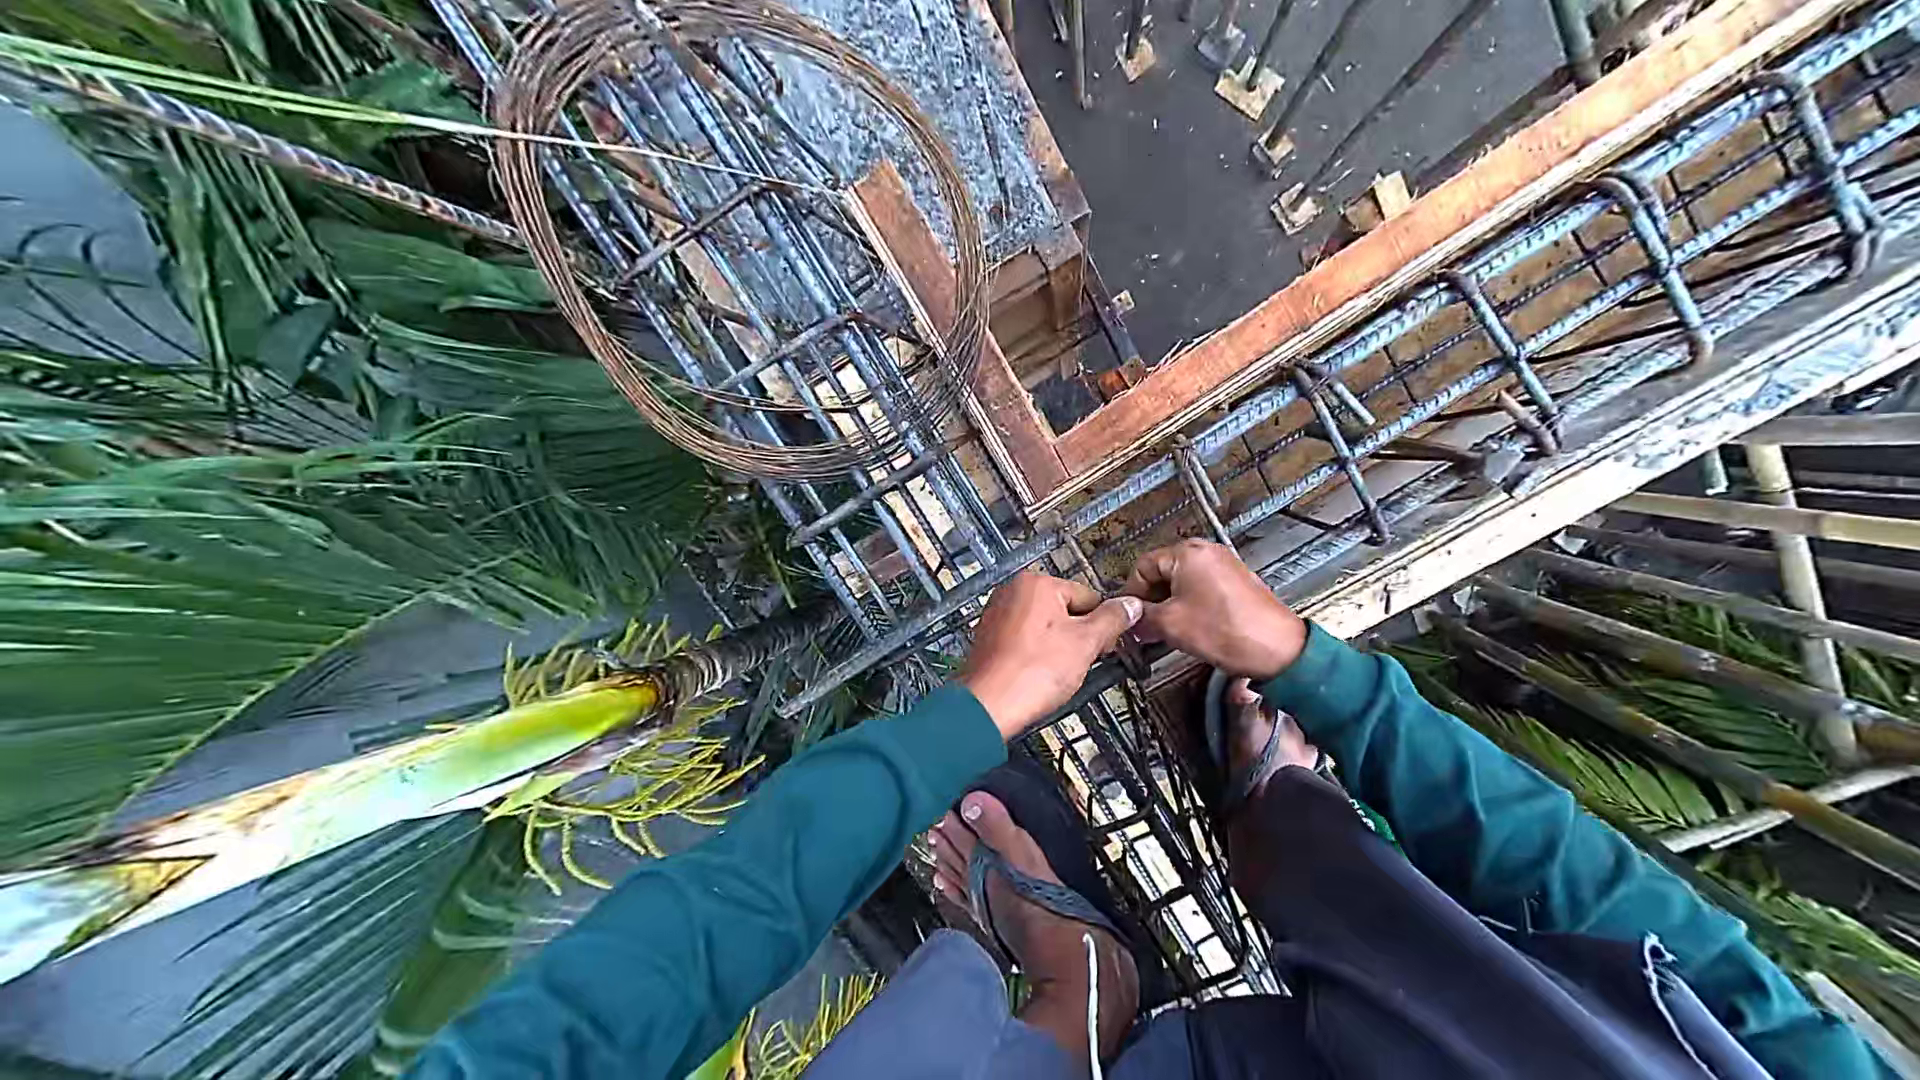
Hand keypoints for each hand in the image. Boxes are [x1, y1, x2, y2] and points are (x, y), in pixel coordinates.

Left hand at [959, 569, 1144, 738]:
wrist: (989, 705)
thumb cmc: (1029, 673)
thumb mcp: (1086, 643)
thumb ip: (1112, 620)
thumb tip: (1128, 606)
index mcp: (1036, 583)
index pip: (1088, 596)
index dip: (1102, 624)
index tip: (1105, 645)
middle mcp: (1013, 592)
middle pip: (1065, 610)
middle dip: (1079, 636)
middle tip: (1081, 661)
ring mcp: (998, 615)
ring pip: (1045, 627)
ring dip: (1058, 647)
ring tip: (1056, 671)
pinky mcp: (990, 638)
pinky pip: (1025, 641)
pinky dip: (1036, 655)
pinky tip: (1039, 674)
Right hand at [1122, 540, 1307, 680]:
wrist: (1278, 650)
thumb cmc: (1233, 631)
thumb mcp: (1170, 624)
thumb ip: (1142, 617)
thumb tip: (1132, 618)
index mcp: (1188, 553)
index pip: (1142, 566)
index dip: (1132, 593)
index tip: (1131, 614)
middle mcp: (1207, 553)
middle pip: (1162, 572)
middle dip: (1151, 601)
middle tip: (1145, 624)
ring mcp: (1224, 567)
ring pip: (1181, 582)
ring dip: (1169, 605)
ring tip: (1166, 629)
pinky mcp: (1235, 583)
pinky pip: (1201, 589)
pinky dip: (1189, 606)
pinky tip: (1189, 628)